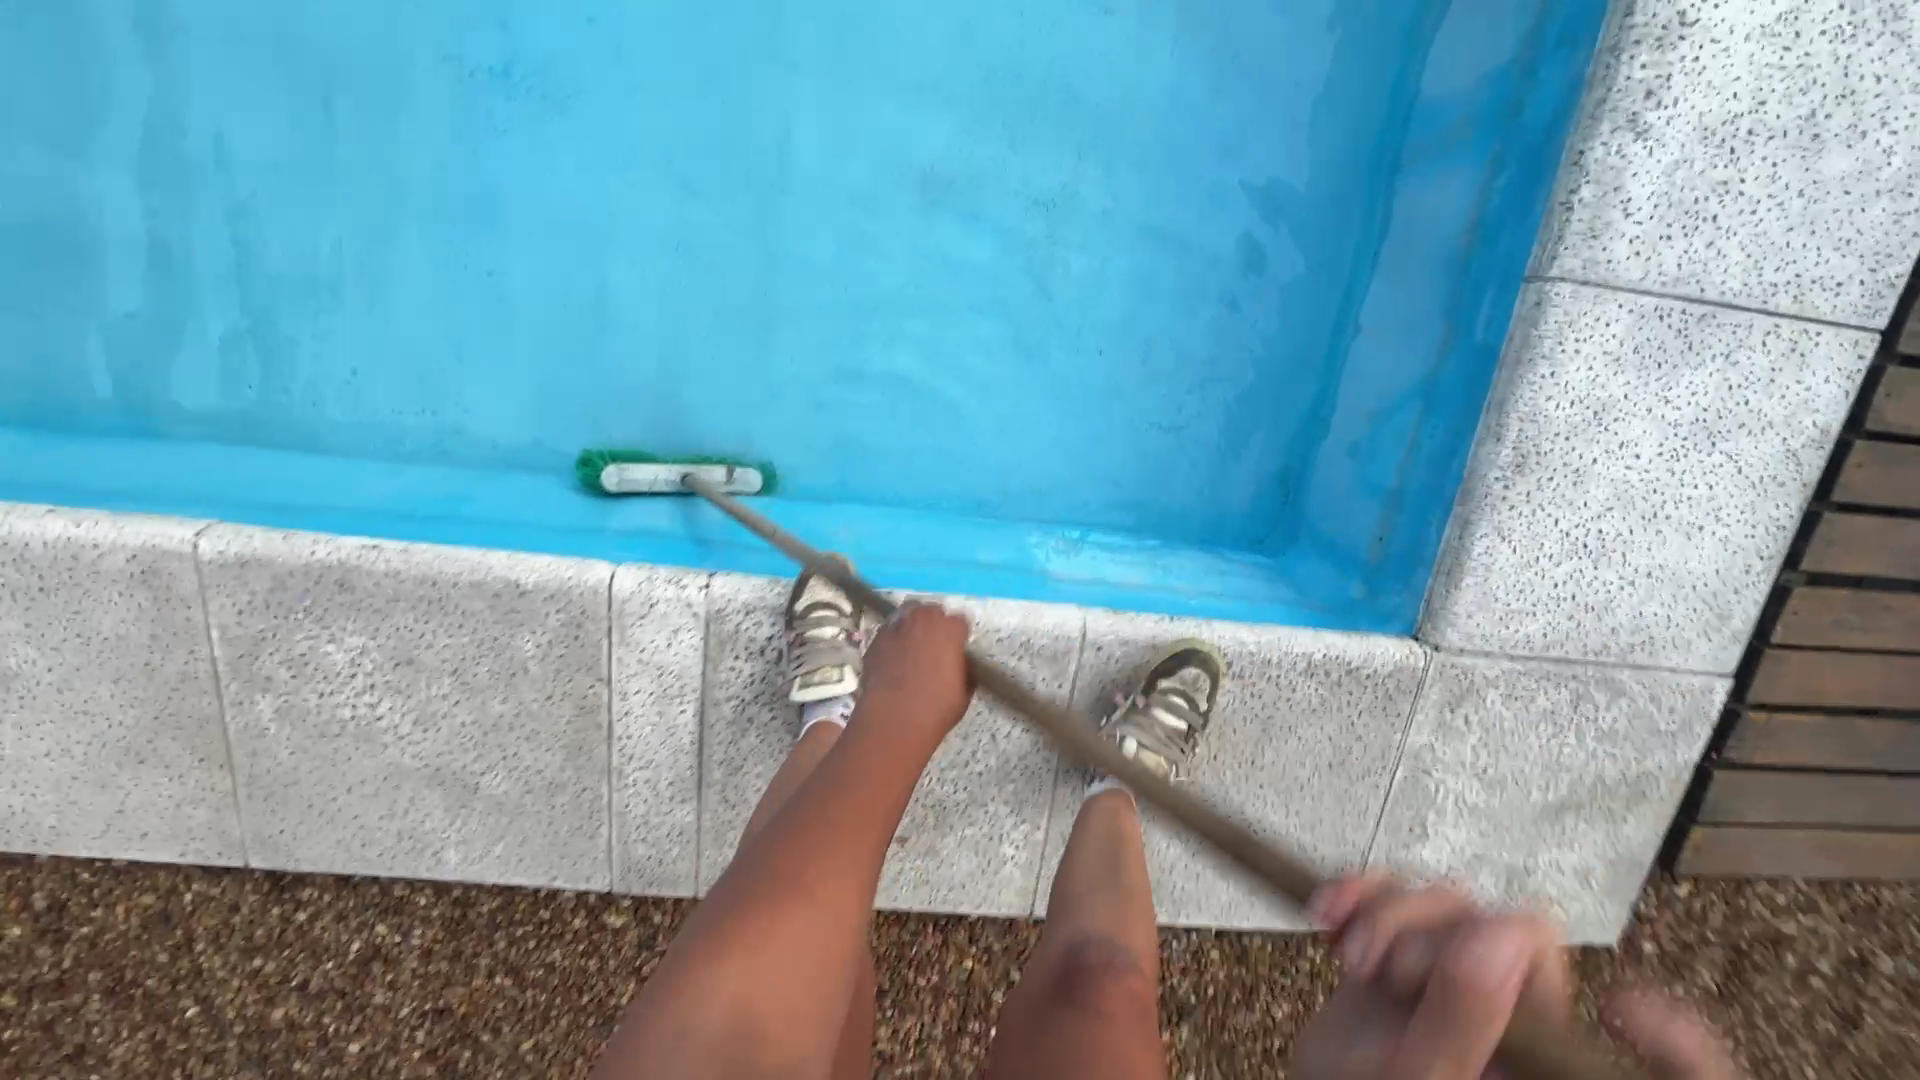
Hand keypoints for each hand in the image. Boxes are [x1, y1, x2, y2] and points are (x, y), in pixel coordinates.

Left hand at [857, 602, 973, 737]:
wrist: (894, 719)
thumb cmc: (936, 709)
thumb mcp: (964, 692)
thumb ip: (965, 669)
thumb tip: (960, 662)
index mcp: (949, 630)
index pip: (960, 621)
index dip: (959, 635)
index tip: (957, 648)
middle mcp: (923, 620)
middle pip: (932, 610)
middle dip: (936, 623)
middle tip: (935, 644)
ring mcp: (896, 627)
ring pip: (908, 613)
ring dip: (913, 623)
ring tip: (913, 643)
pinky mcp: (876, 639)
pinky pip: (889, 630)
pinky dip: (894, 637)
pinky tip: (894, 655)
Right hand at [1294, 876, 1742, 1079]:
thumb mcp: (1415, 1073)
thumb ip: (1465, 1013)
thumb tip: (1502, 932)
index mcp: (1541, 1055)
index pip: (1651, 1050)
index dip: (1670, 1039)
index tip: (1626, 1013)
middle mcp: (1510, 1012)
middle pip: (1507, 930)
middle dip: (1429, 933)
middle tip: (1380, 970)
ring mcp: (1451, 974)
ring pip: (1445, 900)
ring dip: (1383, 913)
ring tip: (1345, 954)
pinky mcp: (1403, 946)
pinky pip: (1394, 892)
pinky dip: (1358, 893)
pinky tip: (1326, 913)